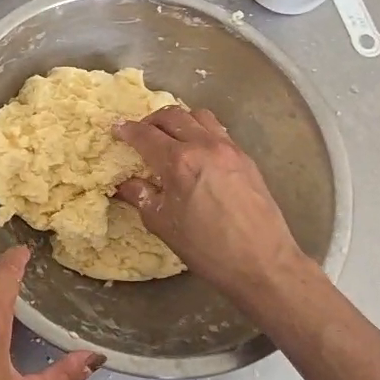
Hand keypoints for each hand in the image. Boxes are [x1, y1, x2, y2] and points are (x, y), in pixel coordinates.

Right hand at [112, 106, 308, 301]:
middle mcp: (204, 146)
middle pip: (172, 116)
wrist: (263, 263)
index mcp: (178, 162)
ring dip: (179, 120)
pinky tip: (197, 151)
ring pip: (198, 116)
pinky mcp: (246, 158)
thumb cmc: (206, 247)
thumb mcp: (162, 223)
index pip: (145, 135)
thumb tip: (123, 184)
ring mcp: (229, 149)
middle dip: (150, 121)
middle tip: (140, 133)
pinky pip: (218, 131)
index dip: (126, 130)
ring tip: (170, 136)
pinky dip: (201, 131)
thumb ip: (139, 196)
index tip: (116, 130)